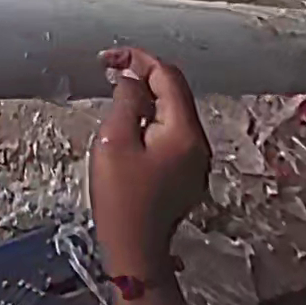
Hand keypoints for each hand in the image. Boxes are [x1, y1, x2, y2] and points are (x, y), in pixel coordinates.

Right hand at [90, 48, 211, 275]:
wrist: (135, 246)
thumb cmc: (120, 194)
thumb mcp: (115, 139)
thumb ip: (126, 101)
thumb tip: (131, 77)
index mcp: (183, 132)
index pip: (168, 78)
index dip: (139, 59)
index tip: (108, 58)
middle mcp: (197, 142)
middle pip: (175, 91)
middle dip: (143, 73)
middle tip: (109, 69)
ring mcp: (194, 158)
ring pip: (173, 109)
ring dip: (145, 93)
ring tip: (114, 89)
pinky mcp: (185, 170)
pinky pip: (170, 128)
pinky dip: (150, 113)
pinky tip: (128, 116)